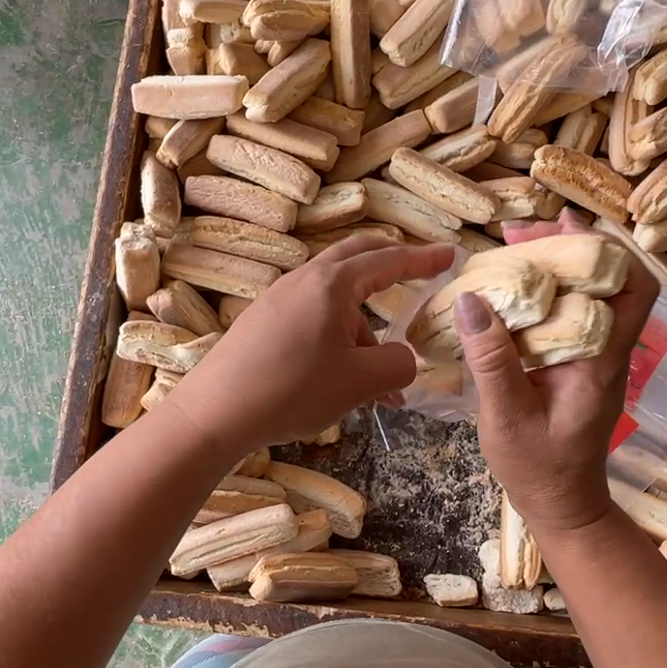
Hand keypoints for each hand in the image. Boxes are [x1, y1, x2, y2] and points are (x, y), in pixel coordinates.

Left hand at [166, 235, 452, 455]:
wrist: (215, 413)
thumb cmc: (292, 389)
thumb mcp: (359, 382)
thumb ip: (397, 365)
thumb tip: (405, 359)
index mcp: (332, 284)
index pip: (388, 260)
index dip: (423, 258)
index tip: (451, 254)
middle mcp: (304, 280)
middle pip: (356, 258)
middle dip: (391, 263)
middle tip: (418, 272)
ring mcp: (279, 300)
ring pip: (335, 298)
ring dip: (366, 326)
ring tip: (382, 381)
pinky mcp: (263, 323)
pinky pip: (314, 317)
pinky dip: (339, 337)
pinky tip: (343, 381)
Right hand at [456, 213, 658, 535]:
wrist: (561, 505)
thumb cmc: (538, 468)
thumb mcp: (507, 417)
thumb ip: (491, 360)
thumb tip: (471, 299)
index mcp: (601, 362)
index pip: (636, 292)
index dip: (609, 252)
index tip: (562, 229)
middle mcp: (606, 352)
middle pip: (612, 282)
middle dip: (572, 247)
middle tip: (520, 232)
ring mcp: (593, 358)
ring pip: (589, 295)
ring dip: (556, 266)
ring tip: (511, 246)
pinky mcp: (575, 364)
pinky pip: (568, 315)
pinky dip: (543, 293)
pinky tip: (510, 288)